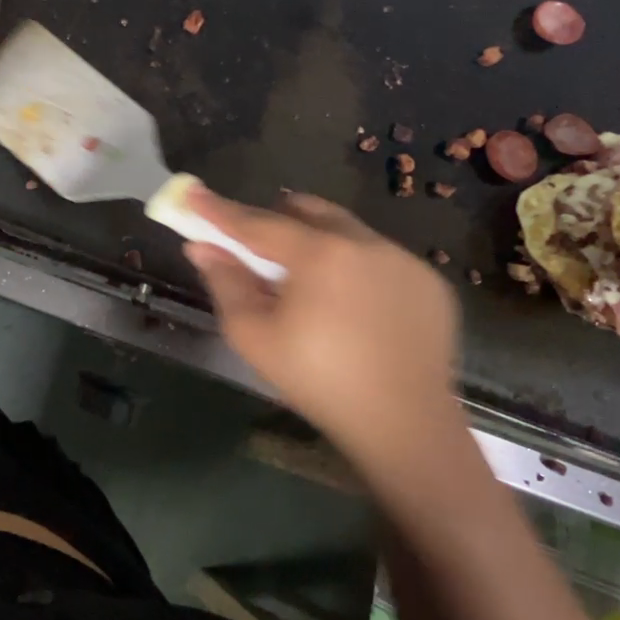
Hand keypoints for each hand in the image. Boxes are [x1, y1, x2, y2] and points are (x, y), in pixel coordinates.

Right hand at [182, 189, 463, 461]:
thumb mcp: (253, 335)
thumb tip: (202, 247)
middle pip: (307, 213)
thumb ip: (226, 282)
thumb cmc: (317, 380)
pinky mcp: (429, 283)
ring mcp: (404, 261)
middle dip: (274, 221)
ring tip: (301, 283)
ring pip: (346, 233)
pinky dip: (352, 267)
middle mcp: (366, 243)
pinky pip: (378, 259)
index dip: (217, 210)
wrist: (405, 425)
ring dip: (315, 244)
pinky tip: (346, 307)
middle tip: (252, 247)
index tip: (189, 194)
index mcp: (320, 253)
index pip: (256, 223)